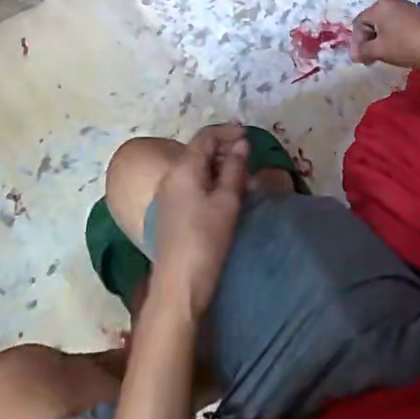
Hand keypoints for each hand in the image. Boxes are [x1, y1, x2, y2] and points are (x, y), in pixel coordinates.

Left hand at [149, 123, 249, 318]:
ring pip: (197, 169)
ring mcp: (168, 196)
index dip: (228, 131)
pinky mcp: (171, 213)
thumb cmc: (206, 239)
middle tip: (251, 162)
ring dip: (221, 168)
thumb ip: (235, 167)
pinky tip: (228, 197)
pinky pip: (193, 185)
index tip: (249, 136)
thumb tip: (241, 143)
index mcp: (183, 169)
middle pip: (200, 151)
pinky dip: (212, 183)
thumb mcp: (227, 200)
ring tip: (244, 181)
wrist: (179, 286)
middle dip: (226, 151)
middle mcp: (171, 177)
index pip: (205, 136)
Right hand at [352, 0, 419, 72]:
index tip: (360, 59)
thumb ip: (363, 51)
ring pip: (386, 24)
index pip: (359, 23)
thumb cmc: (406, 46)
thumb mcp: (380, 50)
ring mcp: (407, 8)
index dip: (356, 42)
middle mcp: (392, 3)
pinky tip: (399, 50)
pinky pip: (399, 25)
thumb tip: (355, 55)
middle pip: (372, 22)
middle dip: (368, 41)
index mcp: (379, 7)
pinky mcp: (418, 16)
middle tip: (370, 59)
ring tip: (384, 56)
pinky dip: (394, 37)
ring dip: (381, 40)